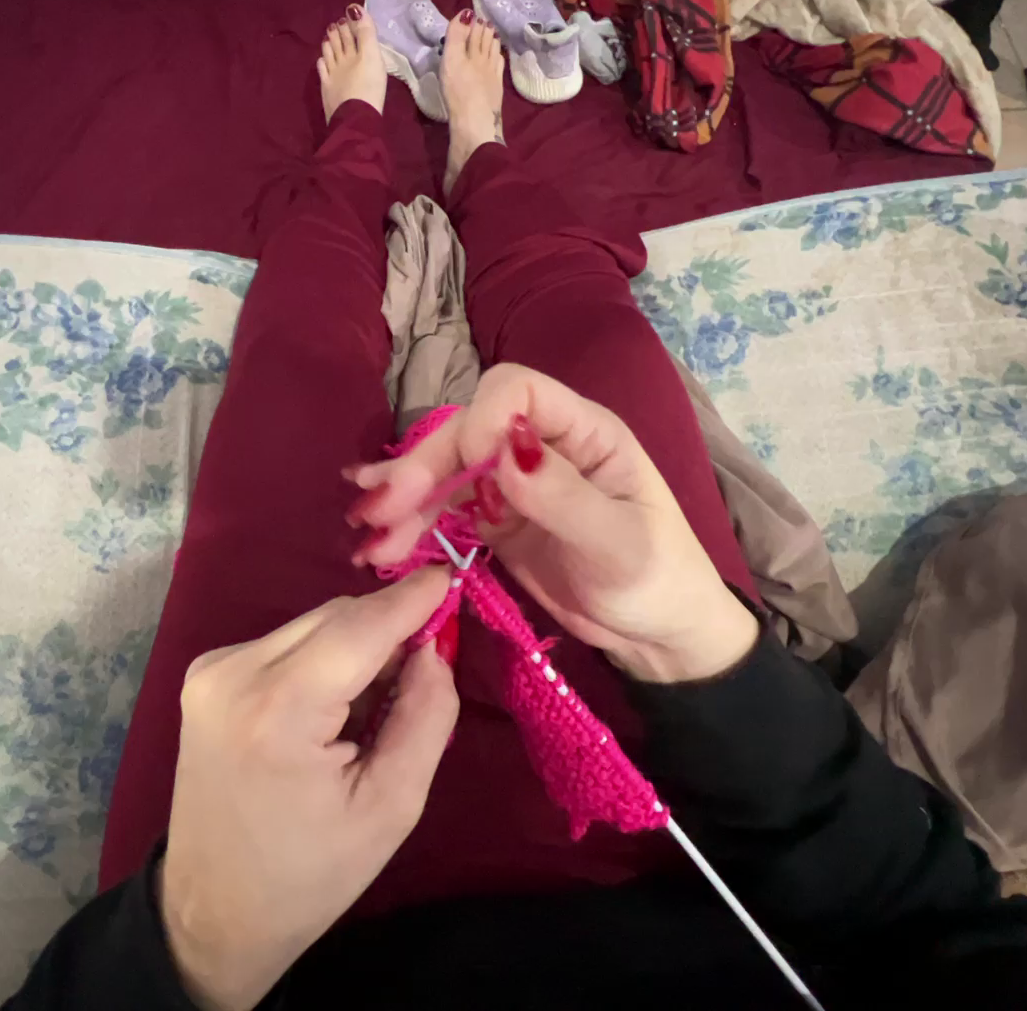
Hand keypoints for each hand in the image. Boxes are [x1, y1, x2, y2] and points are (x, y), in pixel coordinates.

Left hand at [160, 570, 458, 1010]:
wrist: (213, 911)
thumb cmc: (310, 874)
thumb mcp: (392, 806)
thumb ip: (425, 715)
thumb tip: (432, 645)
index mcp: (277, 712)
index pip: (358, 628)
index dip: (409, 598)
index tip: (450, 573)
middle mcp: (233, 673)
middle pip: (335, 619)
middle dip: (386, 630)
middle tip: (424, 668)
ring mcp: (211, 669)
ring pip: (313, 624)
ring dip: (355, 647)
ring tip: (367, 708)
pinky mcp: (206, 673)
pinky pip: (288, 641)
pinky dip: (323, 657)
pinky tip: (329, 706)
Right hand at [347, 364, 757, 684]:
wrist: (657, 635)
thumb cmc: (656, 581)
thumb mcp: (618, 544)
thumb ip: (562, 495)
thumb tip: (504, 450)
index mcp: (583, 432)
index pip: (516, 392)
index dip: (481, 419)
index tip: (468, 471)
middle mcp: (542, 445)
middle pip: (466, 431)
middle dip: (421, 467)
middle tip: (378, 511)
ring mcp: (514, 483)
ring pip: (446, 470)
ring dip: (404, 500)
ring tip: (370, 540)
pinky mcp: (496, 520)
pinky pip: (445, 510)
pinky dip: (412, 524)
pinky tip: (383, 543)